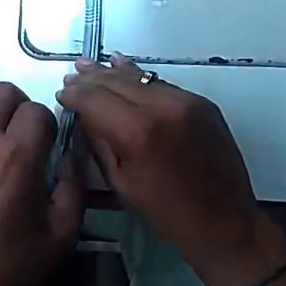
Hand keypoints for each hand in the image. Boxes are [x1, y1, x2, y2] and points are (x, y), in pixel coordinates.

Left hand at [0, 82, 82, 285]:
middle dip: (20, 102)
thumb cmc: (16, 257)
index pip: (37, 109)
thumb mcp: (65, 229)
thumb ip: (75, 184)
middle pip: (0, 91)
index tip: (49, 144)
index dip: (49, 123)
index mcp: (18, 157)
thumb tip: (72, 152)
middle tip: (25, 129)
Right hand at [56, 54, 283, 272]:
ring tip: (87, 65)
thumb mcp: (119, 179)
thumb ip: (98, 140)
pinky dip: (136, 76)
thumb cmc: (165, 210)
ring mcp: (186, 101)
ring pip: (138, 76)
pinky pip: (159, 82)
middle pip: (114, 81)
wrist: (224, 221)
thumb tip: (83, 114)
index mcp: (137, 131)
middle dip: (88, 80)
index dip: (73, 94)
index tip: (60, 94)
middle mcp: (162, 107)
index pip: (93, 98)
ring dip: (110, 72)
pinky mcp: (200, 102)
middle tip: (69, 77)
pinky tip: (120, 65)